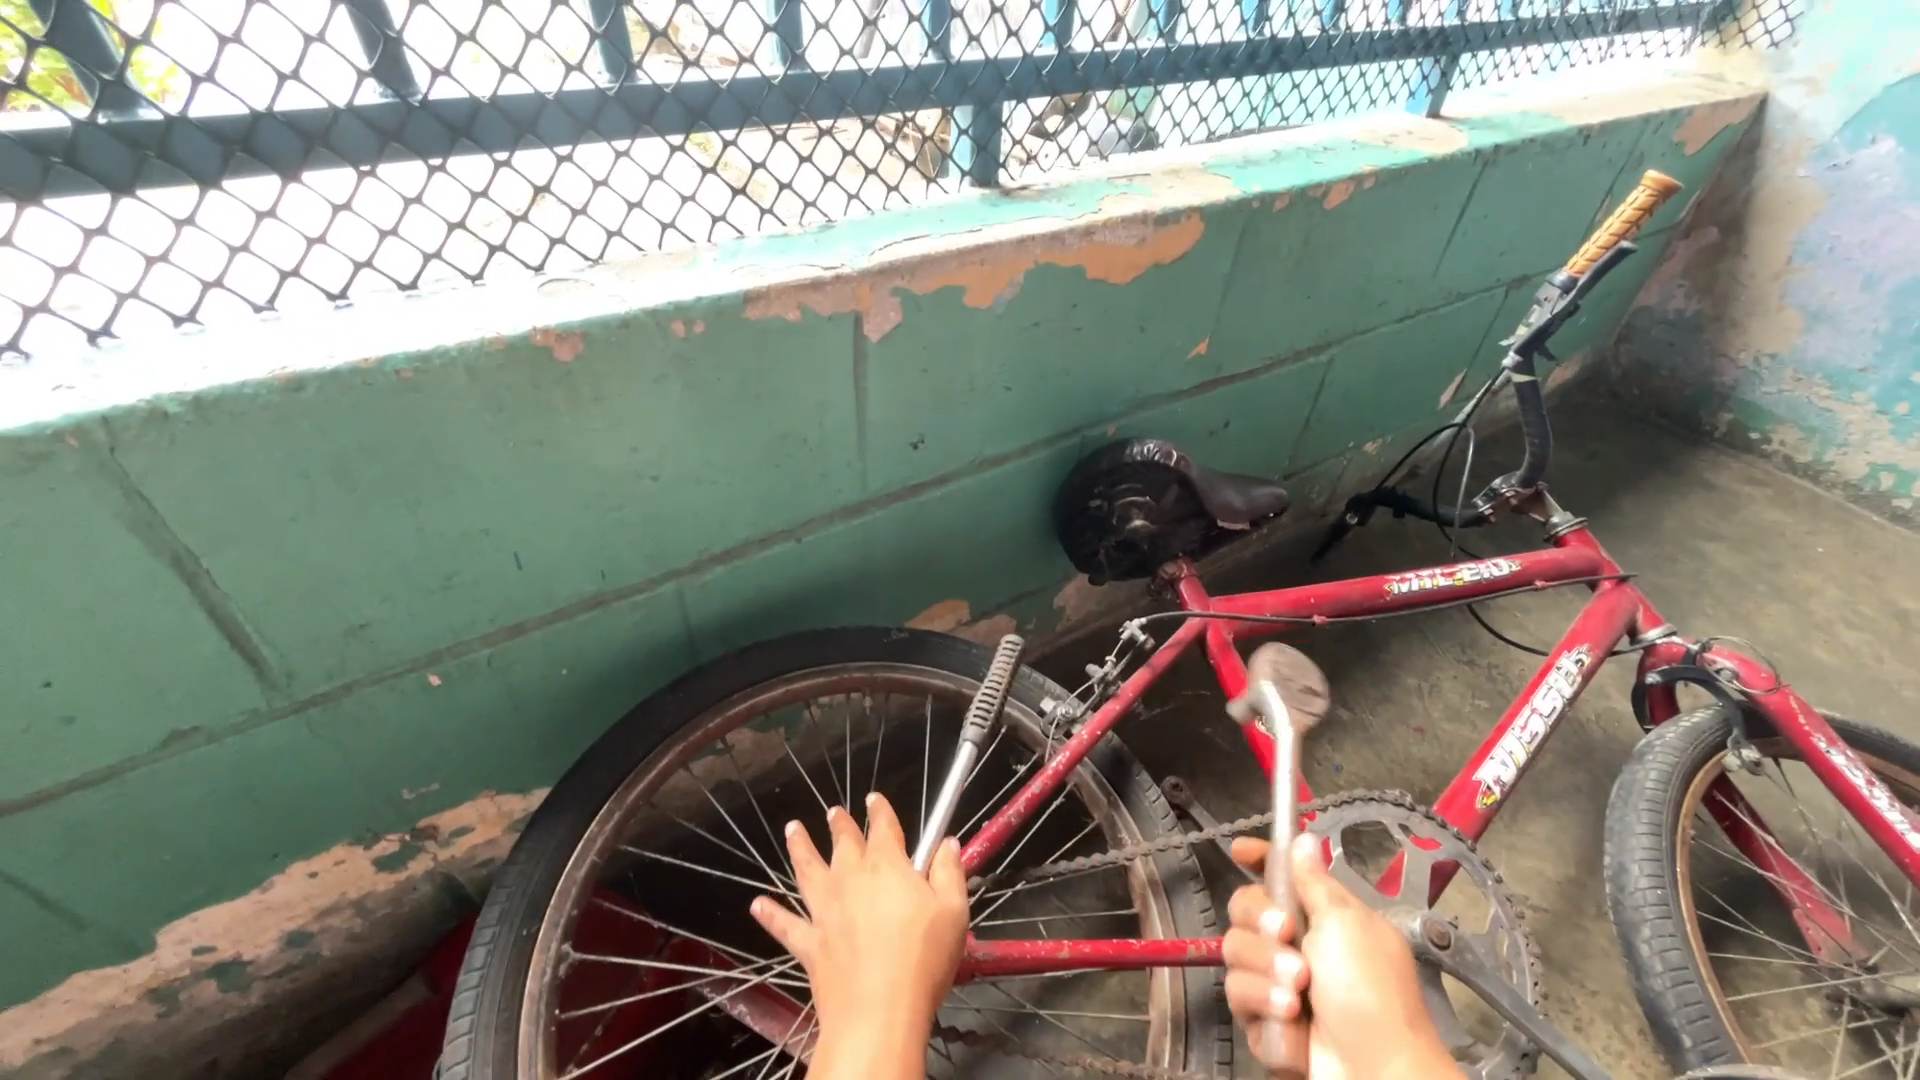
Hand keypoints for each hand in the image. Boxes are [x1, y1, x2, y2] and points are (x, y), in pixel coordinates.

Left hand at [750, 793, 968, 1078]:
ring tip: (793, 830)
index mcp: (888, 866)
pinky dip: (771, 914)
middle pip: (843, 843)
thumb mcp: (953, 911)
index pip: (883, 828)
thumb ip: (949, 873)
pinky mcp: (809, 943)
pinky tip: (757, 905)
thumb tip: (948, 844)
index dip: (880, 810)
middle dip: (839, 824)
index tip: (873, 798)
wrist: (878, 1012)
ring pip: (808, 872)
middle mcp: (851, 879)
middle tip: (833, 811)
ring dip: (799, 848)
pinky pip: (785, 925)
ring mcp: (825, 910)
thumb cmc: (922, 958)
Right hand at [1223, 833, 1458, 1079]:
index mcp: (1321, 916)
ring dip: (1266, 974)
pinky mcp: (1265, 1020)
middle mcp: (1296, 943)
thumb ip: (1315, 881)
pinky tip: (1290, 1024)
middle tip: (1286, 936)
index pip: (1280, 874)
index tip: (1238, 850)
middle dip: (1260, 924)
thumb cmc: (1370, 991)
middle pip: (1244, 908)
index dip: (1258, 858)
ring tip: (1296, 998)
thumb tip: (1305, 838)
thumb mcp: (1347, 925)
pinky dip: (1264, 1011)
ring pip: (1235, 954)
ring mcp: (1277, 982)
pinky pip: (1239, 1000)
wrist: (1377, 1073)